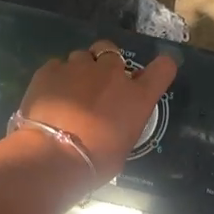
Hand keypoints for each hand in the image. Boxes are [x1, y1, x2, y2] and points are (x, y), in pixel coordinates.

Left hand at [13, 40, 178, 182]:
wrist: (54, 154)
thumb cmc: (97, 160)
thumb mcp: (124, 143)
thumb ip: (125, 120)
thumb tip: (117, 116)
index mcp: (137, 96)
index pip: (163, 69)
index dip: (160, 68)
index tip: (151, 76)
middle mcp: (112, 74)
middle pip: (113, 53)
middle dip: (108, 66)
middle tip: (99, 87)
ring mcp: (79, 67)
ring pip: (83, 57)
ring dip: (82, 70)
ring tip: (72, 92)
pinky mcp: (50, 68)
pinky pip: (58, 66)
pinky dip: (58, 77)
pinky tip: (52, 95)